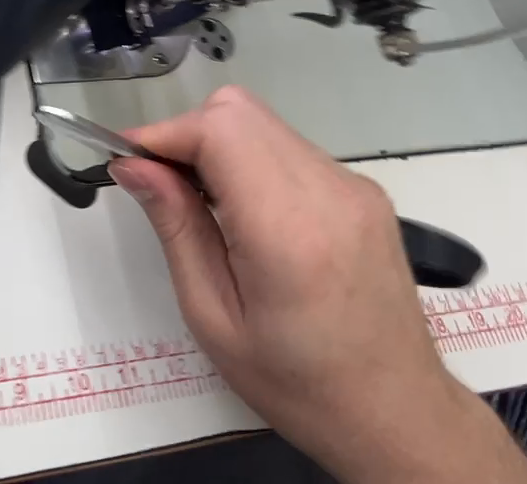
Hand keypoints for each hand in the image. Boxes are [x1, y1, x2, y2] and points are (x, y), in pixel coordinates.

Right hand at [108, 87, 526, 483]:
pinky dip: (250, 159)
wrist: (399, 415)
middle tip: (162, 184)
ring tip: (203, 204)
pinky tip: (245, 211)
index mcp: (288, 229)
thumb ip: (175, 226)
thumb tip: (132, 165)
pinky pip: (287, 146)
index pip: (217, 130)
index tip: (127, 162)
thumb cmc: (295, 382)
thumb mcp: (211, 314)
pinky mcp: (363, 191)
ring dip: (216, 145)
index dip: (162, 134)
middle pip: (236, 111)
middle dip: (185, 134)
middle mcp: (329, 191)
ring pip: (260, 122)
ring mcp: (353, 187)